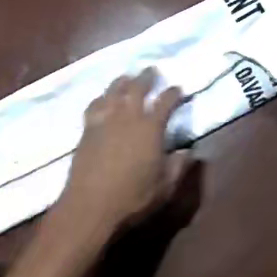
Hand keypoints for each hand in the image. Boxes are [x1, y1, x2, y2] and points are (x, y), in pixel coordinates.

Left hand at [57, 71, 189, 235]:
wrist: (90, 206)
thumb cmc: (132, 198)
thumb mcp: (165, 187)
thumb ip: (179, 166)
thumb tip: (190, 151)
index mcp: (151, 128)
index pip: (166, 102)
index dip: (174, 93)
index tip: (179, 88)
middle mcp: (128, 117)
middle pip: (137, 87)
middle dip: (147, 77)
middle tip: (152, 70)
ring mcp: (104, 120)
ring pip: (114, 91)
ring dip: (123, 81)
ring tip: (128, 77)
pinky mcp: (87, 129)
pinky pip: (95, 104)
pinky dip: (102, 97)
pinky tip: (103, 98)